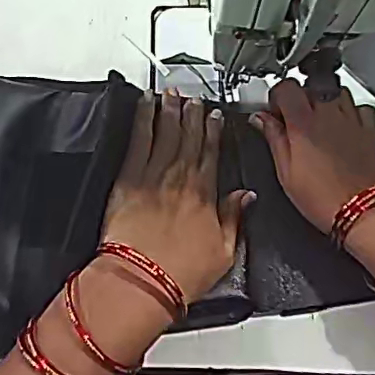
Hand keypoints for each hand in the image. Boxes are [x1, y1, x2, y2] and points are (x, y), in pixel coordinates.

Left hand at [100, 92, 251, 300]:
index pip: (212, 154)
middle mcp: (180, 178)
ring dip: (170, 111)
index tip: (215, 117)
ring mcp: (153, 175)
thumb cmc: (180, 272)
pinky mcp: (128, 178)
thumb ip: (234, 219)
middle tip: (194, 99)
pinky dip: (143, 119)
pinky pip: (138, 140)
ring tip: (172, 94)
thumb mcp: (223, 252)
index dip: (214, 132)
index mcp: (205, 195)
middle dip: (193, 115)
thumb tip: (245, 197)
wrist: (142, 280)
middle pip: (189, 138)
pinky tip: (145, 105)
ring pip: (166, 133)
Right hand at [250, 78, 374, 231]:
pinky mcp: (369, 129)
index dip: (276, 97)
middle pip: (309, 86)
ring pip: (334, 92)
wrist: (364, 212)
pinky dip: (348, 111)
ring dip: (323, 102)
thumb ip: (273, 138)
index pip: (286, 87)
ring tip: (316, 123)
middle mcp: (329, 114)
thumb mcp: (285, 172)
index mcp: (303, 123)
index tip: (274, 112)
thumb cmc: (325, 198)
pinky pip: (358, 107)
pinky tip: (341, 127)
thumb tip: (261, 120)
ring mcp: (352, 120)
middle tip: (291, 121)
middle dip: (298, 99)